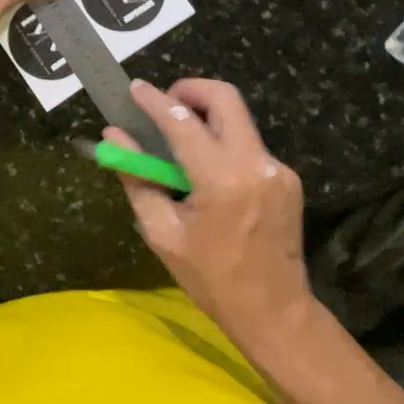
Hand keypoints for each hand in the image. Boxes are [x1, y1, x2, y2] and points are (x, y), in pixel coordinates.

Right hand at [106, 78, 313, 333]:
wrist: (276, 314)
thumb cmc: (211, 278)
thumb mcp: (162, 232)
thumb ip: (137, 177)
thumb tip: (115, 136)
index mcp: (222, 180)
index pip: (182, 120)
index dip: (155, 100)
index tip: (134, 88)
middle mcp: (255, 164)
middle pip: (225, 97)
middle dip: (190, 89)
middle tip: (164, 104)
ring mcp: (278, 169)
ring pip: (238, 119)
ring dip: (206, 118)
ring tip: (180, 144)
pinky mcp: (288, 178)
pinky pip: (248, 144)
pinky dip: (223, 144)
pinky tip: (207, 173)